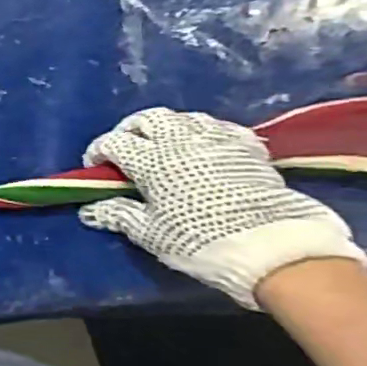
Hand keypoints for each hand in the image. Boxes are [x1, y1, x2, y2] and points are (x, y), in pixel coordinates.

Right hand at [78, 108, 366, 308]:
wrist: (274, 248)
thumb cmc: (198, 238)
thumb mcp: (149, 232)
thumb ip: (119, 214)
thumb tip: (92, 209)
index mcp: (150, 162)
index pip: (113, 142)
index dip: (98, 152)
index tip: (96, 168)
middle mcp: (182, 143)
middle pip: (150, 118)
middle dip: (132, 129)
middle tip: (127, 147)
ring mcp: (219, 143)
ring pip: (186, 117)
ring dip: (169, 127)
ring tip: (165, 145)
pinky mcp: (250, 150)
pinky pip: (222, 128)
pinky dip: (206, 132)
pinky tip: (204, 147)